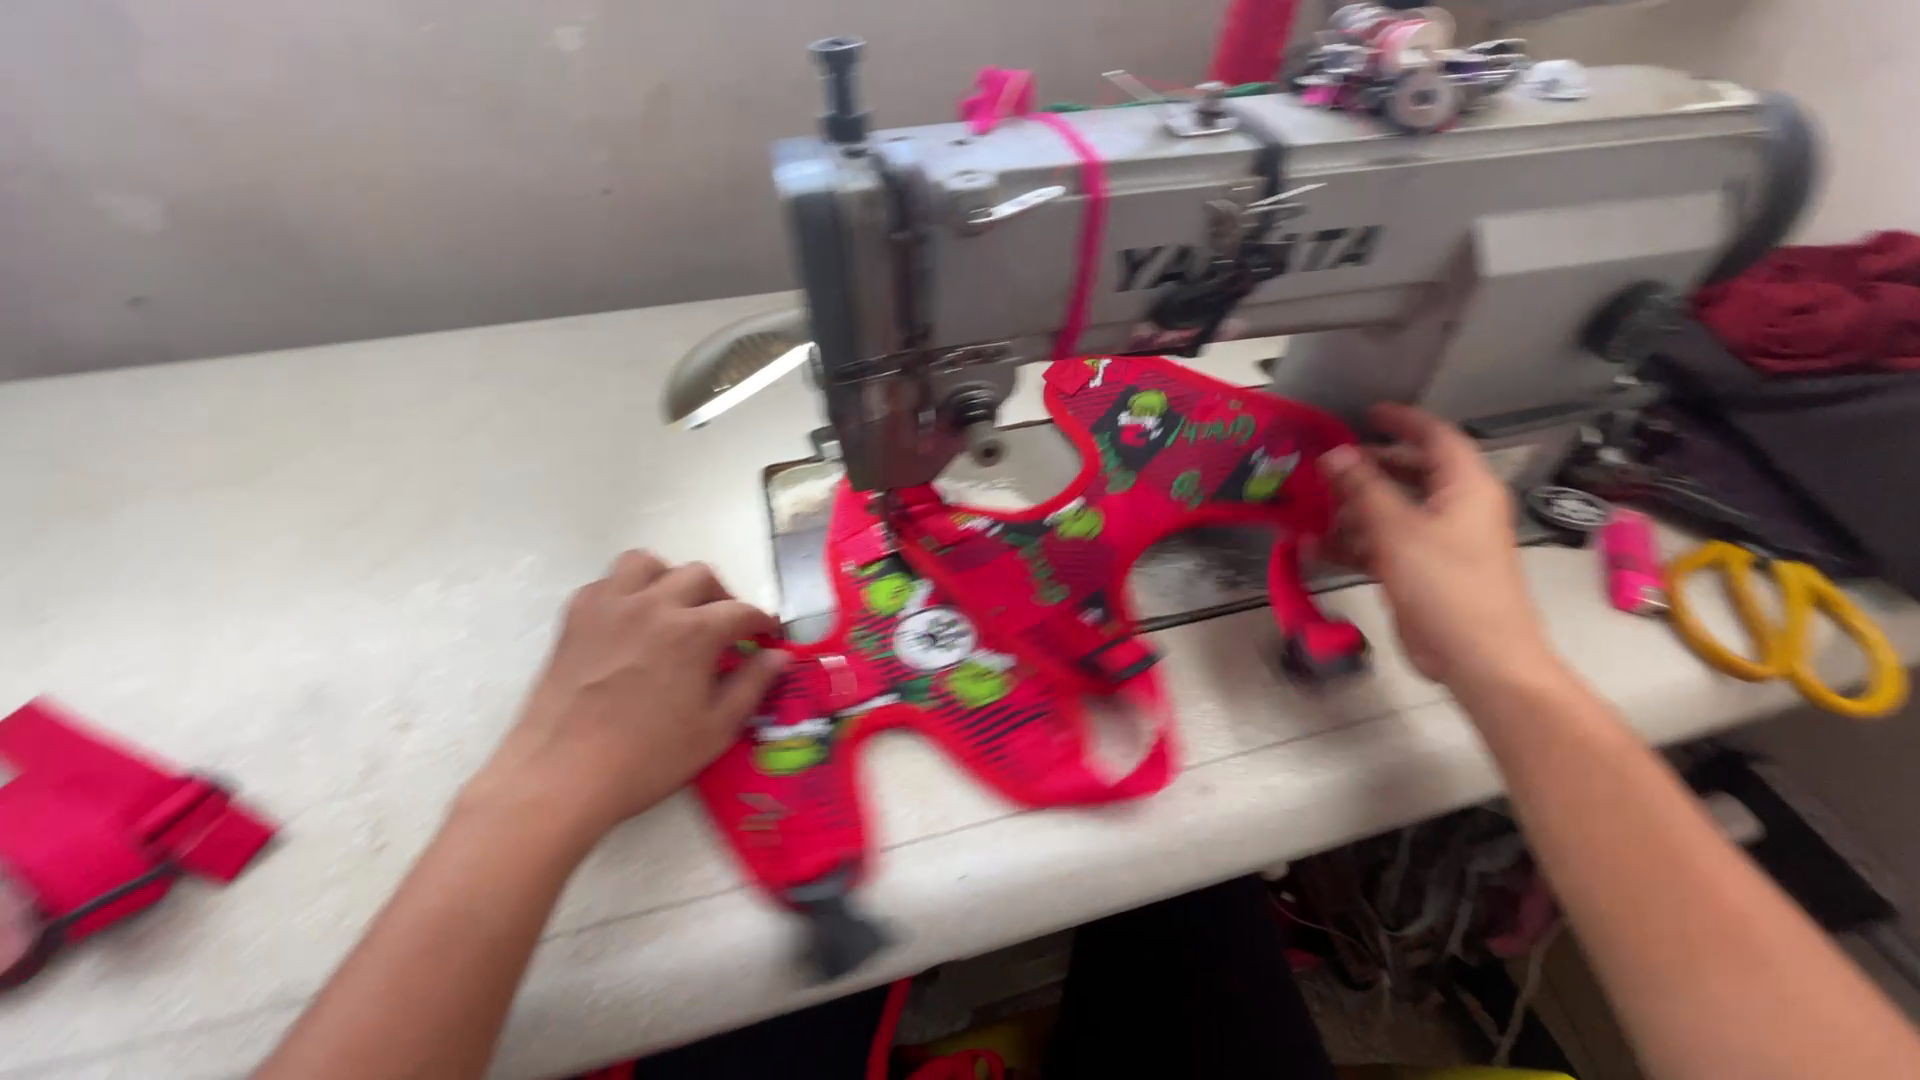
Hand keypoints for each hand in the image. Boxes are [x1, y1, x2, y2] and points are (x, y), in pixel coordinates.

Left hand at [464, 552, 788, 841]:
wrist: (562, 775)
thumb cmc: (647, 758)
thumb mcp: (715, 729)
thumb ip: (752, 685)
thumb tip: (778, 656)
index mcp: (694, 632)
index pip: (742, 611)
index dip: (761, 622)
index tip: (767, 636)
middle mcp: (653, 605)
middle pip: (699, 575)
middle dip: (722, 596)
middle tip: (725, 627)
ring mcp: (609, 605)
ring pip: (647, 564)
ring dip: (670, 579)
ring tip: (675, 609)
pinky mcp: (575, 617)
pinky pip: (606, 582)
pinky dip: (626, 592)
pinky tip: (631, 622)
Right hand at [1316, 404, 1555, 687]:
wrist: (1478, 656)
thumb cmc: (1447, 586)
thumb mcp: (1399, 530)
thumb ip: (1364, 488)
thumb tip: (1335, 454)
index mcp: (1465, 487)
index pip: (1435, 436)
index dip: (1400, 421)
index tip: (1364, 413)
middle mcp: (1455, 508)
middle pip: (1409, 473)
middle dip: (1365, 469)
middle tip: (1325, 466)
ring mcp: (1438, 541)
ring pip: (1391, 511)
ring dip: (1351, 510)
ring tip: (1311, 509)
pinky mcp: (1420, 571)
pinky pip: (1383, 545)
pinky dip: (1353, 544)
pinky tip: (1316, 547)